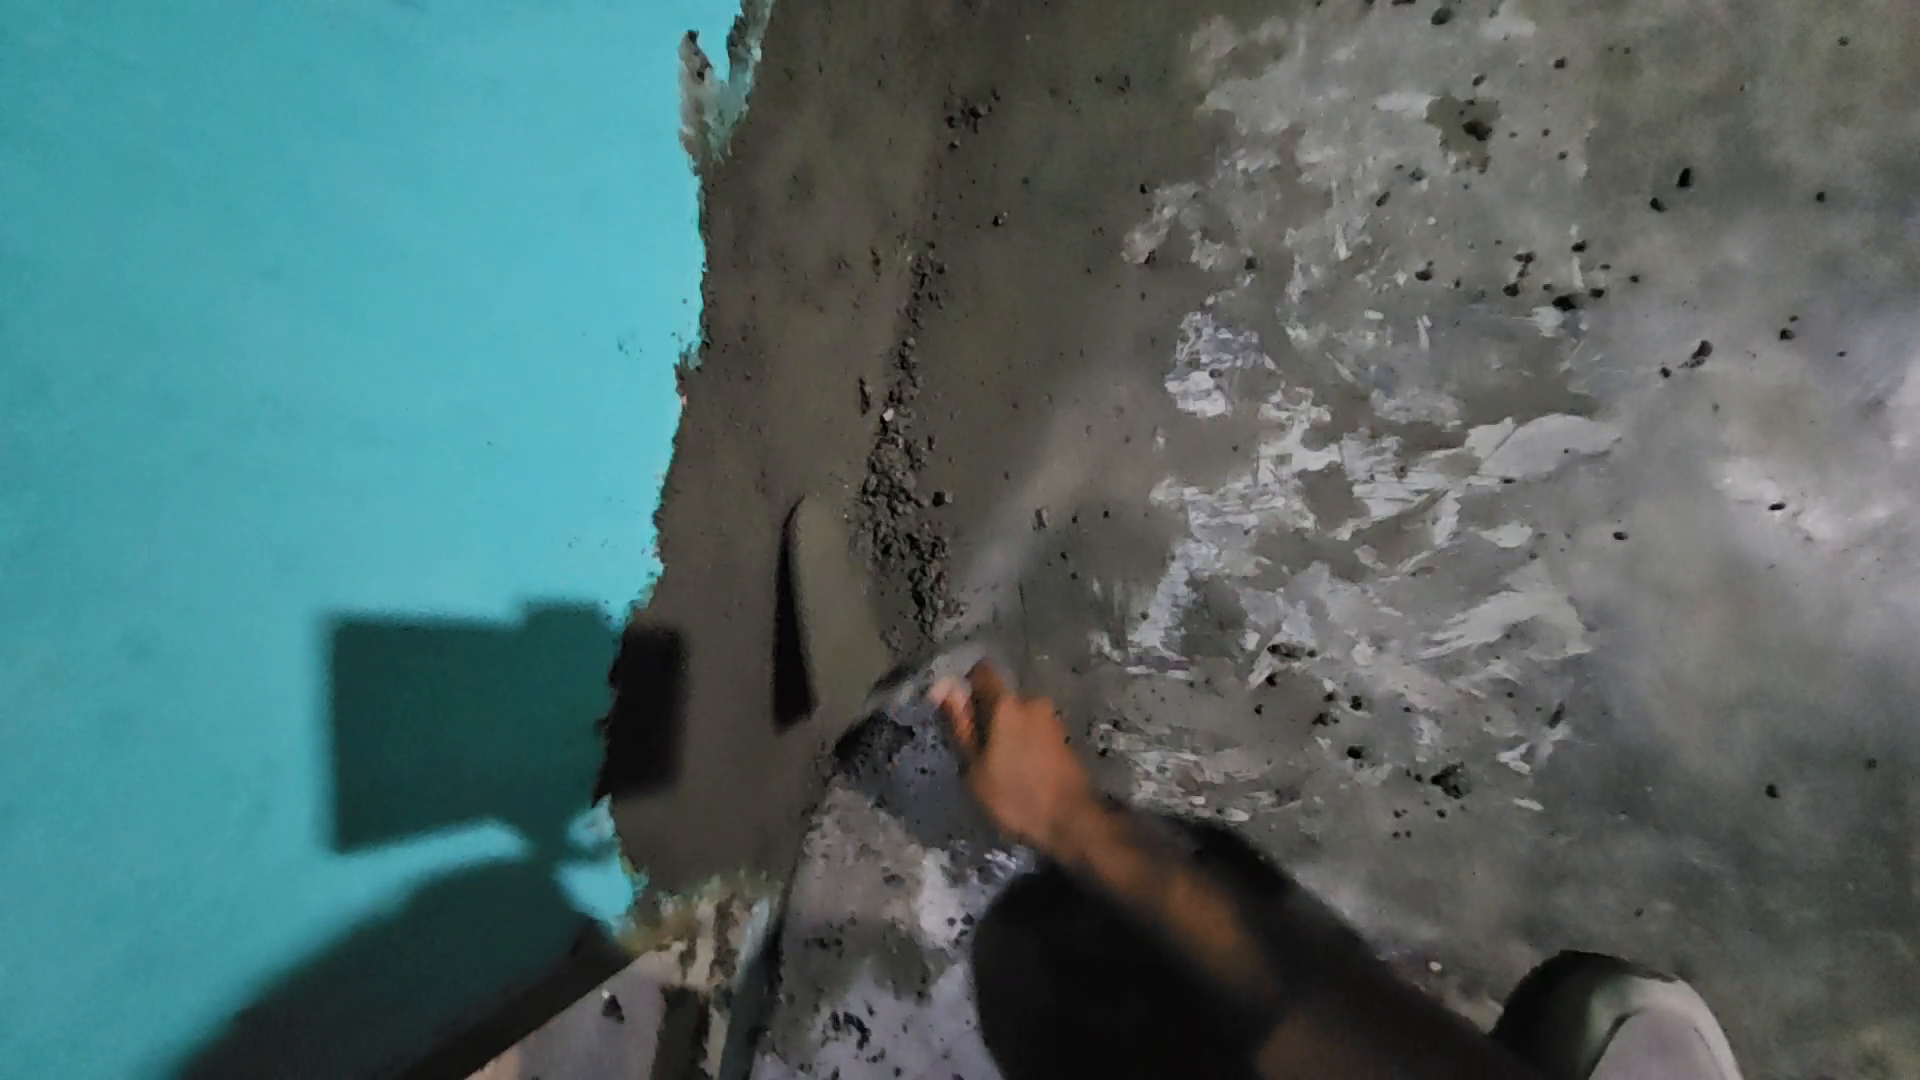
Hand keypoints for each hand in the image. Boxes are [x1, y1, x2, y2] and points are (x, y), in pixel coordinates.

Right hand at [930, 661, 1095, 853]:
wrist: (1072, 820)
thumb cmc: (1015, 795)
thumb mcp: (975, 766)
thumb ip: (960, 724)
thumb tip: (943, 688)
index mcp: (1007, 703)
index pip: (981, 672)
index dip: (965, 687)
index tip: (958, 713)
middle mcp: (1032, 701)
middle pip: (1000, 697)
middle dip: (987, 717)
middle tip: (977, 752)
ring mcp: (1052, 718)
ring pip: (1018, 715)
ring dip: (1006, 732)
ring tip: (1000, 767)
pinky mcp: (1064, 736)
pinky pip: (1034, 729)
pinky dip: (1024, 742)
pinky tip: (1022, 770)